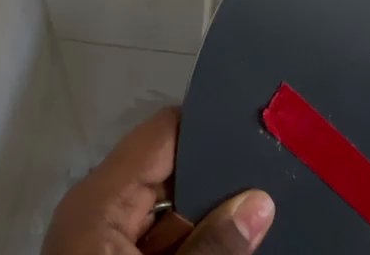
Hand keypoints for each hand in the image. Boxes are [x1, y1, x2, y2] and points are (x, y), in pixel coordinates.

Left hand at [42, 108, 275, 254]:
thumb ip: (212, 246)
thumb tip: (260, 200)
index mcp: (100, 198)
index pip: (163, 132)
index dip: (208, 127)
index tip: (256, 131)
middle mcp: (99, 207)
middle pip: (169, 169)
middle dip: (217, 177)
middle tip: (270, 175)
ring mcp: (103, 239)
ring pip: (169, 209)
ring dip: (208, 213)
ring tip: (261, 203)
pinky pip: (158, 239)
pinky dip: (190, 240)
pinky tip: (230, 240)